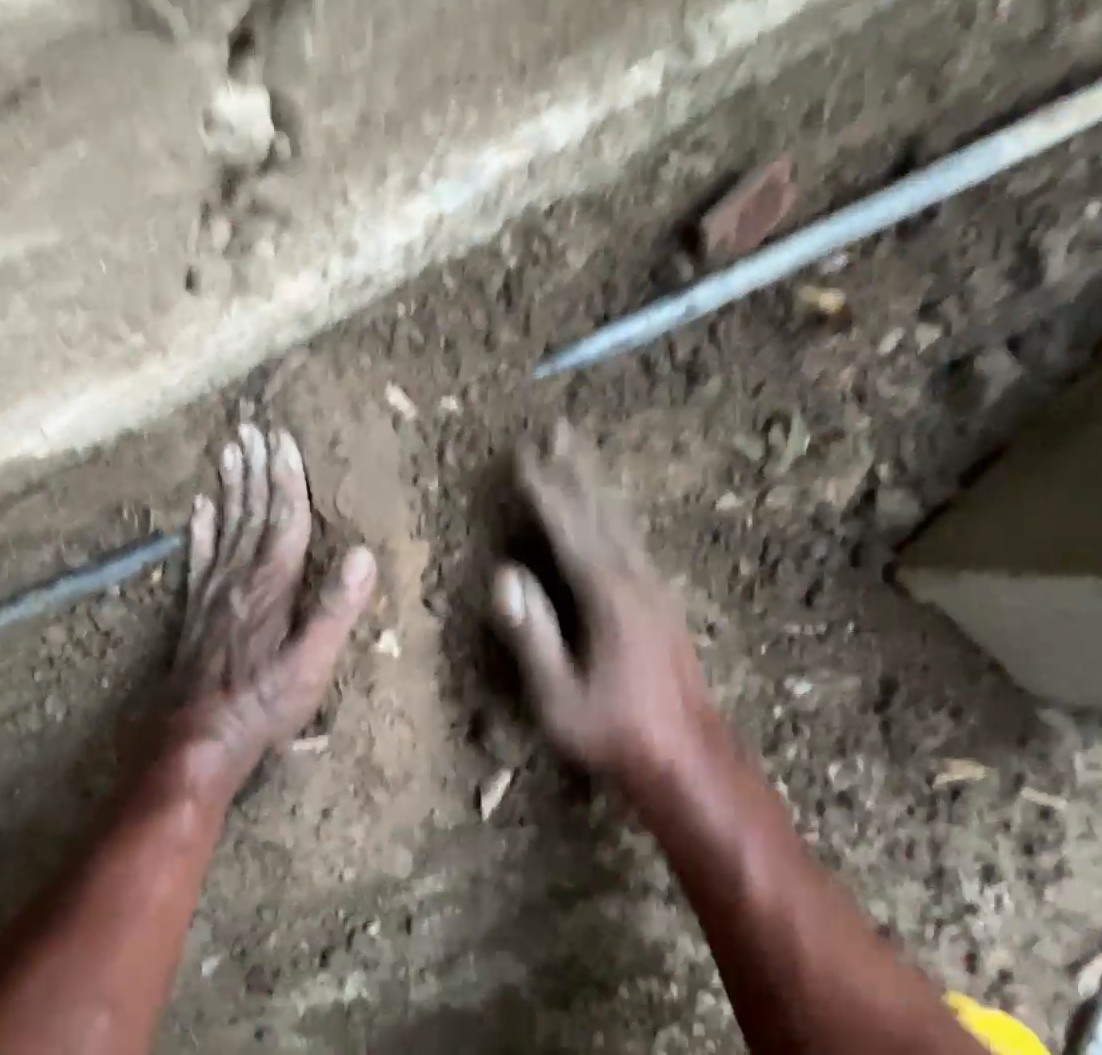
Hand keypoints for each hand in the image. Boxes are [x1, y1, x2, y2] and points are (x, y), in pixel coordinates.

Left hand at [164, 423, 376, 799]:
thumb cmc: (263, 703)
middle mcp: (239, 578)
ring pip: (223, 526)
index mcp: (272, 586)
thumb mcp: (313, 664)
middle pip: (250, 512)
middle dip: (255, 469)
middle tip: (250, 428)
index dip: (286, 478)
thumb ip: (336, 608)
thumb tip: (362, 555)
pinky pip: (197, 556)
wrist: (200, 732)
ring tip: (228, 451)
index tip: (283, 439)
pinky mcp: (195, 607)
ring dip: (228, 487)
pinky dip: (199, 528)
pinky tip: (199, 507)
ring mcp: (213, 590)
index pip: (284, 519)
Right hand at [490, 424, 716, 780]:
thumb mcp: (558, 694)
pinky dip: (614, 515)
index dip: (545, 492)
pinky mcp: (664, 605)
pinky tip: (610, 515)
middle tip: (559, 431)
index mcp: (610, 600)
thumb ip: (532, 633)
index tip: (523, 457)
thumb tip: (504, 575)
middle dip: (577, 472)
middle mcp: (639, 584)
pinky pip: (633, 542)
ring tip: (579, 457)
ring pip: (623, 524)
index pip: (570, 531)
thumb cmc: (613, 733)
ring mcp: (657, 593)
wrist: (691, 763)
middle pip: (603, 514)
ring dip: (597, 487)